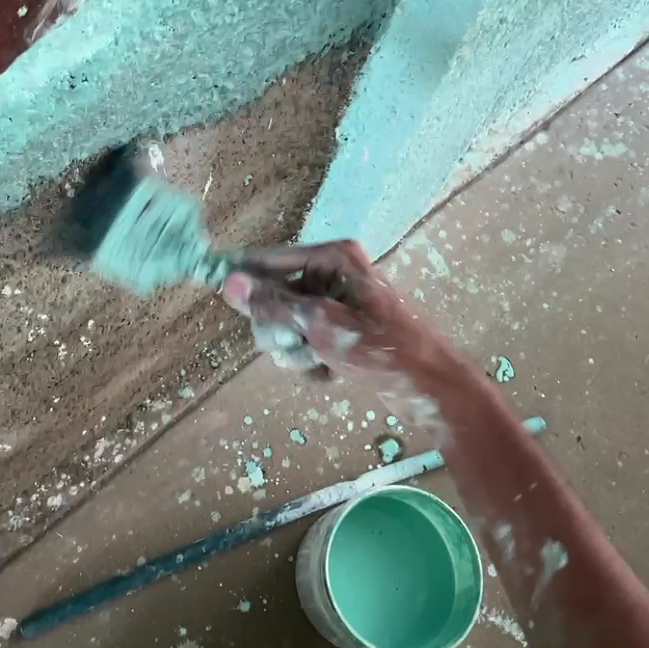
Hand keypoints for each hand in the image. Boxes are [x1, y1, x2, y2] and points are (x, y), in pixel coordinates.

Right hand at [220, 241, 464, 391]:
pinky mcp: (340, 331)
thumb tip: (229, 281)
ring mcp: (336, 304)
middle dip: (281, 329)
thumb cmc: (381, 350)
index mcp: (332, 258)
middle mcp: (333, 274)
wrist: (430, 389)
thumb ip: (273, 304)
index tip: (219, 291)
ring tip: (318, 362)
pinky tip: (331, 373)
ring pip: (286, 325)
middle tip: (297, 344)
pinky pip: (305, 342)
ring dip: (296, 350)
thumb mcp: (320, 325)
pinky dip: (312, 361)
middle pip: (274, 298)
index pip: (269, 260)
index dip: (245, 278)